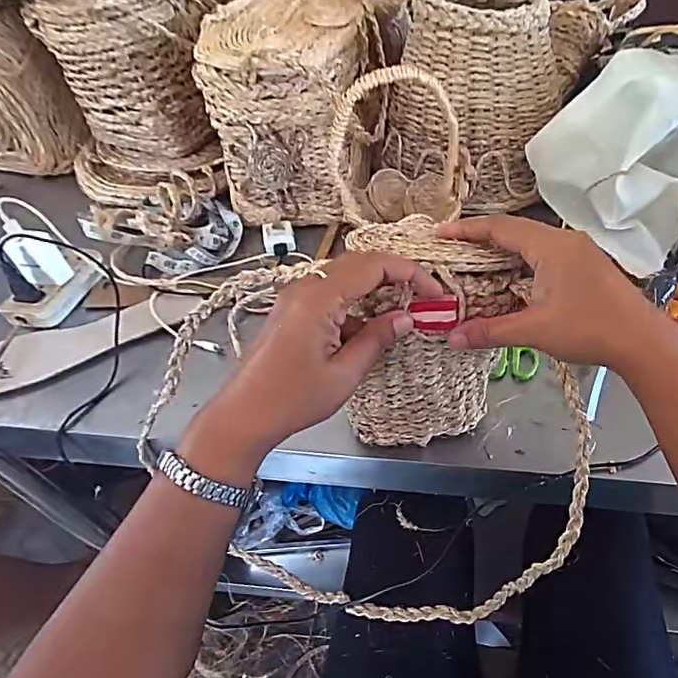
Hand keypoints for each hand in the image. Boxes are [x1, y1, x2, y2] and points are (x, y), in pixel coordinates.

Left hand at [182, 253, 441, 480]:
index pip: (374, 265)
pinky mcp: (292, 310)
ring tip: (402, 314)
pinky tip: (370, 329)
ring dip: (377, 290)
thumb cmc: (290, 399)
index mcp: (318, 299)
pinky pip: (331, 293)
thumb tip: (404, 318)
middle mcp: (304, 288)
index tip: (434, 291)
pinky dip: (357, 303)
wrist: (244, 414)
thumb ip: (377, 339)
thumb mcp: (344, 373)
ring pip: (346, 277)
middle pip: (360, 263)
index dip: (410, 273)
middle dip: (397, 276)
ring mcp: (295, 297)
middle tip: (424, 298)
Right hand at [437, 217, 677, 373]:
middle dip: (481, 240)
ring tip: (475, 265)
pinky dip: (522, 264)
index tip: (440, 234)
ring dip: (503, 253)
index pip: (500, 228)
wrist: (642, 340)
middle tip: (452, 252)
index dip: (467, 230)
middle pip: (515, 232)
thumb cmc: (590, 329)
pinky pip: (545, 256)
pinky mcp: (586, 267)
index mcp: (551, 246)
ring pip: (532, 244)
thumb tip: (453, 337)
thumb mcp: (535, 331)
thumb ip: (491, 331)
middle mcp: (564, 240)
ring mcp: (579, 252)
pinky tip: (511, 280)